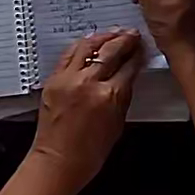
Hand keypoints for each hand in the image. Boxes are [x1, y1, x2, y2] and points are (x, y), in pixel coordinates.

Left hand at [29, 30, 144, 192]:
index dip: (136, 54)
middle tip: (132, 35)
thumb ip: (123, 96)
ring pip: (88, 46)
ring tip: (113, 34)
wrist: (58, 161)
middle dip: (124, 40)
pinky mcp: (53, 79)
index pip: (128, 66)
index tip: (141, 48)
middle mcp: (87, 82)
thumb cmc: (90, 152)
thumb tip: (129, 75)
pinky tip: (90, 43)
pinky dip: (82, 46)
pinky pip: (69, 54)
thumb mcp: (117, 124)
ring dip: (103, 37)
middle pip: (110, 51)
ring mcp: (68, 78)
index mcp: (108, 97)